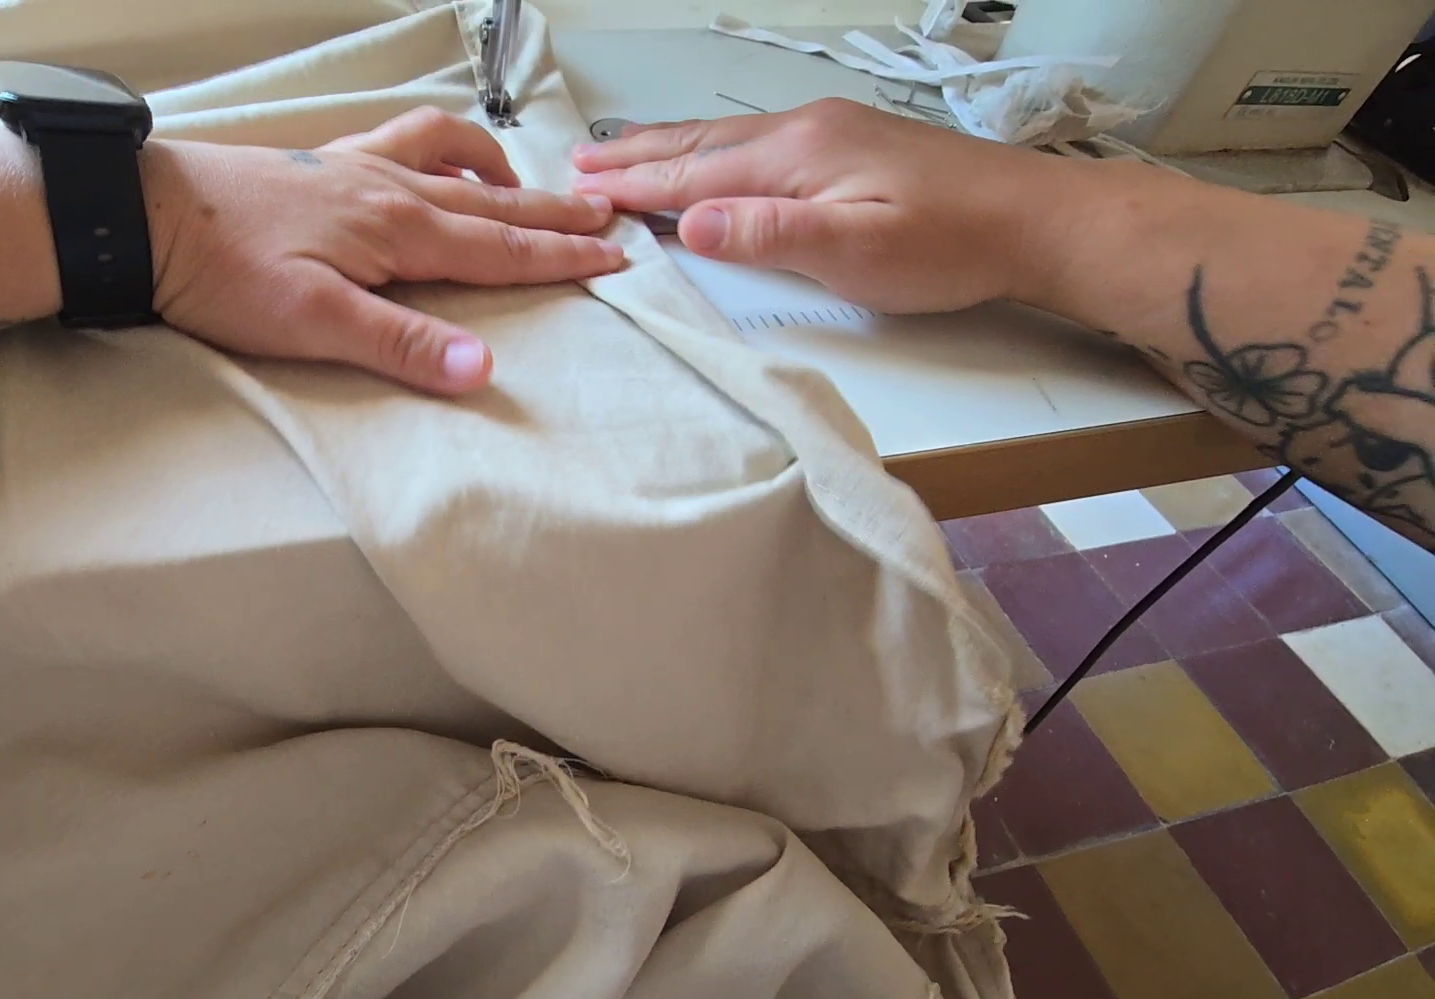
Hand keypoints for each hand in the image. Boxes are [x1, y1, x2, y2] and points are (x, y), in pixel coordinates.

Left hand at [146, 108, 621, 393]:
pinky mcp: (323, 165)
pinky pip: (398, 141)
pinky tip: (436, 161)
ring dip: (500, 172)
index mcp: (399, 232)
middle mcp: (389, 190)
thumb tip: (483, 370)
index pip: (500, 248)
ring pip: (450, 159)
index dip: (560, 257)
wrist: (144, 216)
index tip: (612, 257)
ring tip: (529, 184)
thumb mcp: (318, 324)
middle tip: (604, 213)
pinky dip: (437, 147)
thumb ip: (404, 344)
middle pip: (491, 202)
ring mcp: (355, 169)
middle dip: (553, 213)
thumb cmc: (226, 275)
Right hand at [570, 99, 1093, 313]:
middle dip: (635, 155)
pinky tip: (702, 156)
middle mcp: (802, 132)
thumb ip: (768, 233)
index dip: (635, 186)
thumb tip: (691, 222)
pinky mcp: (841, 145)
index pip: (694, 176)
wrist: (1032, 220)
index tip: (585, 191)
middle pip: (699, 145)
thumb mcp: (852, 250)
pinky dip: (707, 151)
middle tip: (583, 160)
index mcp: (796, 156)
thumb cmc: (945, 244)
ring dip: (666, 148)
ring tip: (622, 151)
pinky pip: (750, 143)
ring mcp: (823, 133)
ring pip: (722, 140)